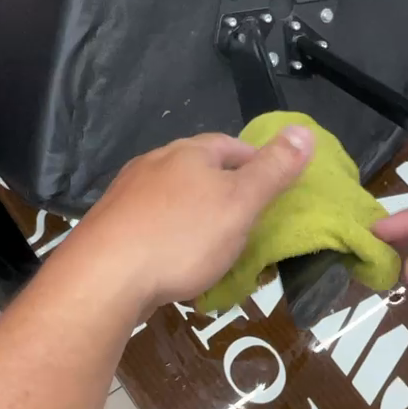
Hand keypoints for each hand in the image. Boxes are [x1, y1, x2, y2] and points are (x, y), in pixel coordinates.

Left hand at [55, 128, 313, 312]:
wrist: (103, 278)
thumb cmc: (182, 236)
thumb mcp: (240, 203)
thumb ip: (273, 170)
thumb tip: (304, 130)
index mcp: (189, 152)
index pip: (231, 146)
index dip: (256, 163)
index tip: (273, 188)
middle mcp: (154, 164)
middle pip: (199, 171)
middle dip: (224, 191)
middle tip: (247, 222)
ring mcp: (127, 196)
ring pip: (173, 200)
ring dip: (195, 217)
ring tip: (214, 247)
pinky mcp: (111, 228)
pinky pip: (151, 226)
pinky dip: (170, 239)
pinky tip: (176, 263)